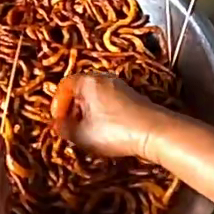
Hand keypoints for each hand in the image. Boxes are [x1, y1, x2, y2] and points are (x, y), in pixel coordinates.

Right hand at [51, 74, 167, 158]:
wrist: (155, 132)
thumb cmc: (113, 131)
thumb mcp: (81, 135)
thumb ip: (64, 130)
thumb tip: (59, 126)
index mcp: (87, 81)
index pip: (64, 86)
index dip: (57, 104)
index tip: (58, 121)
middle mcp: (103, 78)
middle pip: (80, 90)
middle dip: (72, 109)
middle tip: (69, 126)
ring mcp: (120, 86)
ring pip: (95, 96)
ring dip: (87, 112)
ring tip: (86, 130)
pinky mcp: (133, 97)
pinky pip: (108, 101)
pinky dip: (101, 113)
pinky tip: (104, 130)